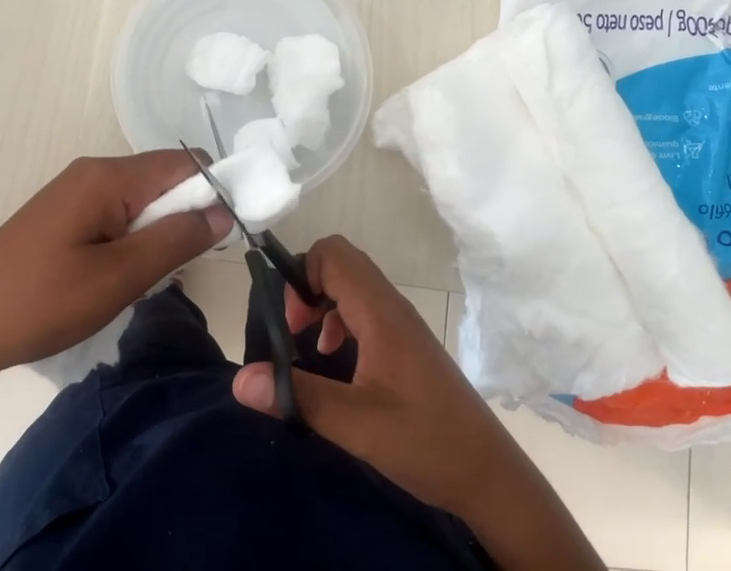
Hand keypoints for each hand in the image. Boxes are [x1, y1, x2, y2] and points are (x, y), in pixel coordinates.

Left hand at [0, 152, 233, 383]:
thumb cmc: (39, 304)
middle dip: (187, 217)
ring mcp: (73, 194)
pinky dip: (134, 241)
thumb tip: (225, 211)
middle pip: (165, 179)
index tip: (232, 238)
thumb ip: (176, 240)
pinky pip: (117, 216)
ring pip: (142, 201)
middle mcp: (92, 172)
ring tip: (147, 280)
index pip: (187, 163)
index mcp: (107, 176)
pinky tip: (120, 278)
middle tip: (183, 269)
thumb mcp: (118, 278)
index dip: (218, 192)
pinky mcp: (62, 218)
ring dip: (159, 234)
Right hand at [229, 236, 526, 513]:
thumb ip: (299, 396)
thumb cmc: (426, 442)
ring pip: (351, 291)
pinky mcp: (405, 349)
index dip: (300, 274)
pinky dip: (338, 327)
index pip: (333, 254)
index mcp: (381, 314)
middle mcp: (392, 309)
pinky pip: (363, 315)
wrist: (489, 476)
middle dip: (304, 289)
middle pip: (341, 266)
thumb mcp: (356, 425)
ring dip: (320, 308)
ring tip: (305, 352)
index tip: (287, 322)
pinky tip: (333, 368)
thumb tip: (240, 379)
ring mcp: (401, 328)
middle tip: (290, 334)